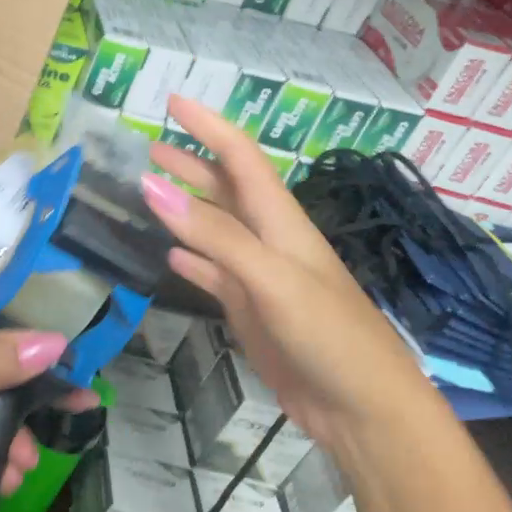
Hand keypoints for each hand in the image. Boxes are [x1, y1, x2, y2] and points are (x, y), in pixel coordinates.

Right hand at [140, 96, 439, 449]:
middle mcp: (267, 238)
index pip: (240, 156)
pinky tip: (167, 252)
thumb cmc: (329, 334)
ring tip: (146, 187)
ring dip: (183, 204)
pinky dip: (188, 257)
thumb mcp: (271, 277)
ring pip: (213, 227)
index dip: (209, 125)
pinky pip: (211, 271)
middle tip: (147, 145)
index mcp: (279, 220)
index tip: (173, 99)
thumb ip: (213, 233)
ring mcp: (258, 275)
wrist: (365, 412)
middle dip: (190, 162)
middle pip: (224, 187)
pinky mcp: (250, 309)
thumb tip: (151, 185)